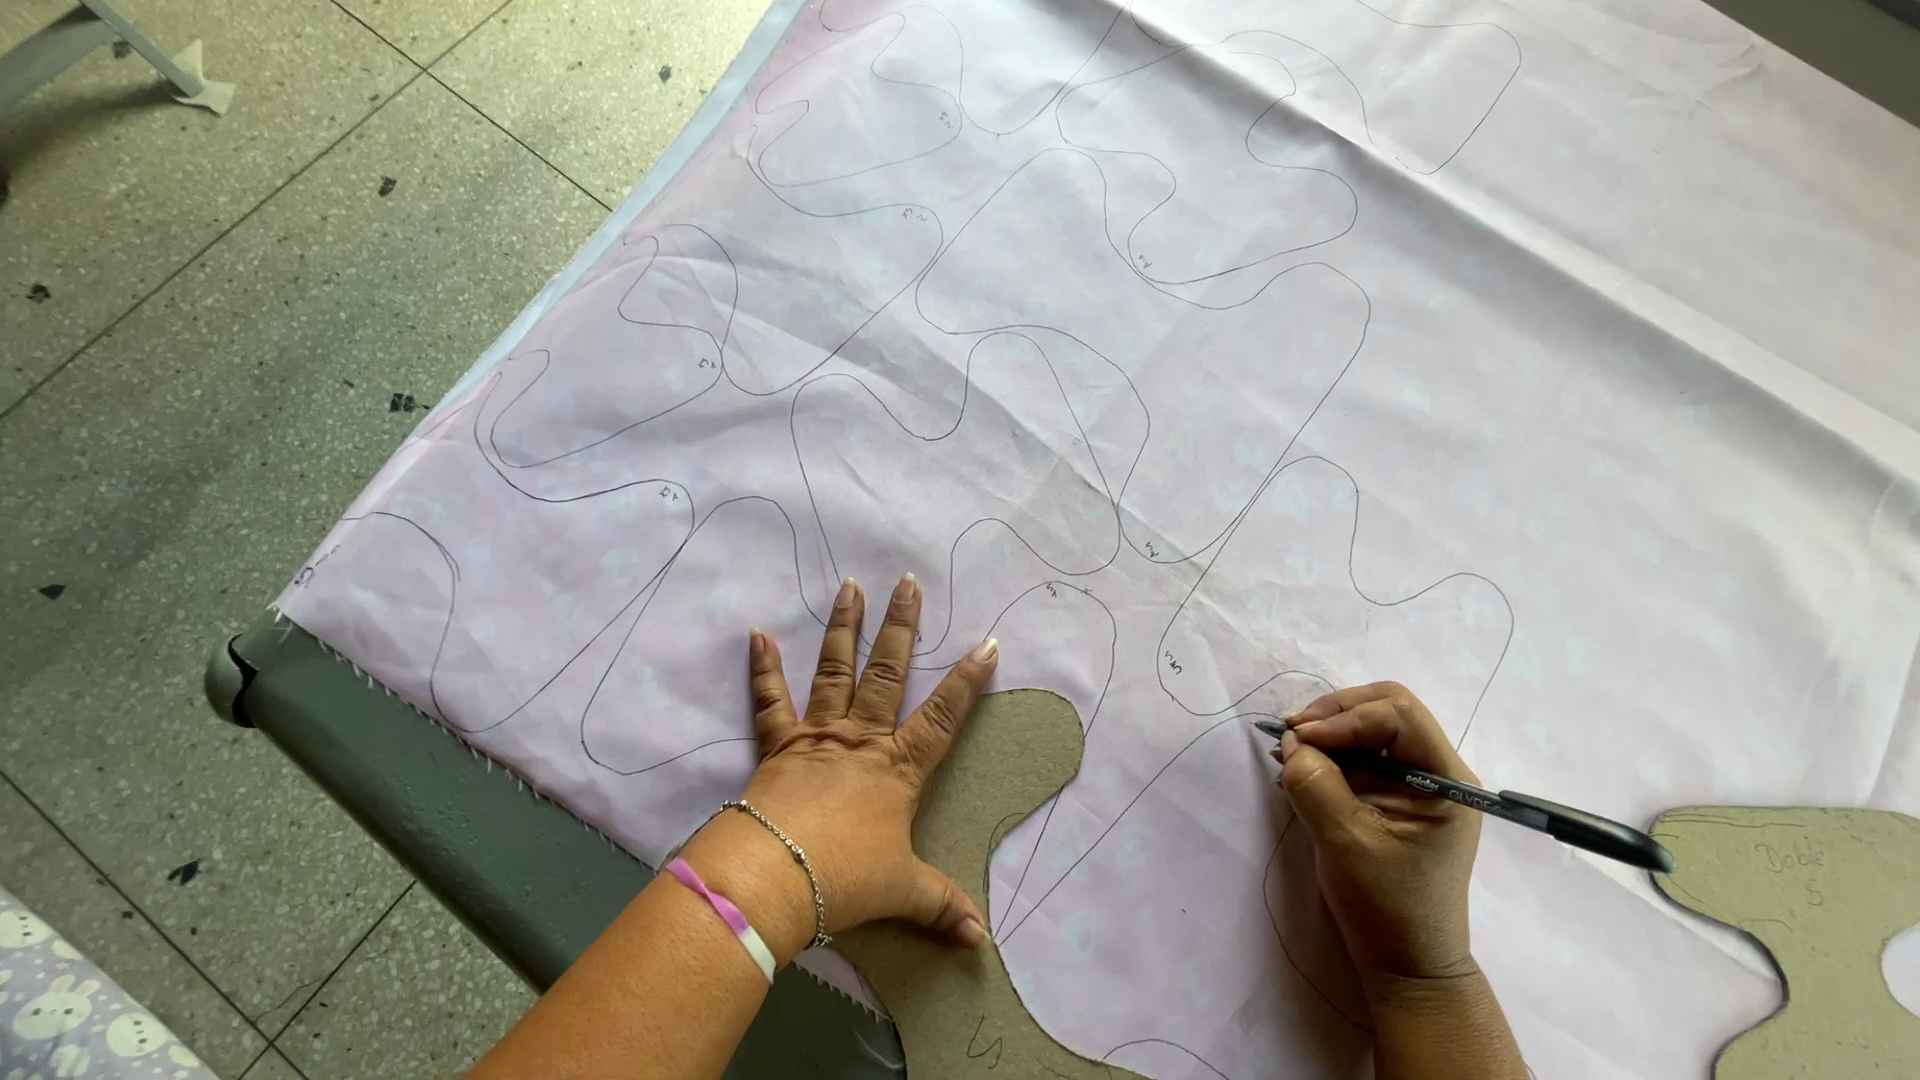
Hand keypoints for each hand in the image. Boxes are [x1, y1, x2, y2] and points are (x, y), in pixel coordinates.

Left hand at [679, 573, 996, 962]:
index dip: (969, 680)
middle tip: (908, 583)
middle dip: (902, 627)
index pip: (944, 715)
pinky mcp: (778, 745)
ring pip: (836, 671)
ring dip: (844, 628)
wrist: (774, 878)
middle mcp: (862, 739)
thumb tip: (980, 940)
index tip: (988, 642)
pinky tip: (757, 633)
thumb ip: (941, 906)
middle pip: (888, 673)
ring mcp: (818, 736)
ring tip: (851, 586)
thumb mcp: (902, 891)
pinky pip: (771, 701)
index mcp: (898, 767)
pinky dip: (764, 668)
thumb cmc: (845, 878)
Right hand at [1275, 682, 1480, 990]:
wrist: (1404, 960)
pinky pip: (1359, 752)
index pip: (1397, 714)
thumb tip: (1290, 740)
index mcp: (1445, 781)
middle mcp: (1436, 771)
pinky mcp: (1392, 793)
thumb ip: (1314, 781)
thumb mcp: (1343, 840)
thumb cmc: (1384, 904)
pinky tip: (1300, 768)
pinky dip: (1327, 751)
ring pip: (1369, 725)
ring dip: (1326, 730)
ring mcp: (1415, 781)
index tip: (1299, 739)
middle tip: (1291, 733)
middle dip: (1333, 713)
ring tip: (1289, 753)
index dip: (1343, 717)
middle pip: (1385, 708)